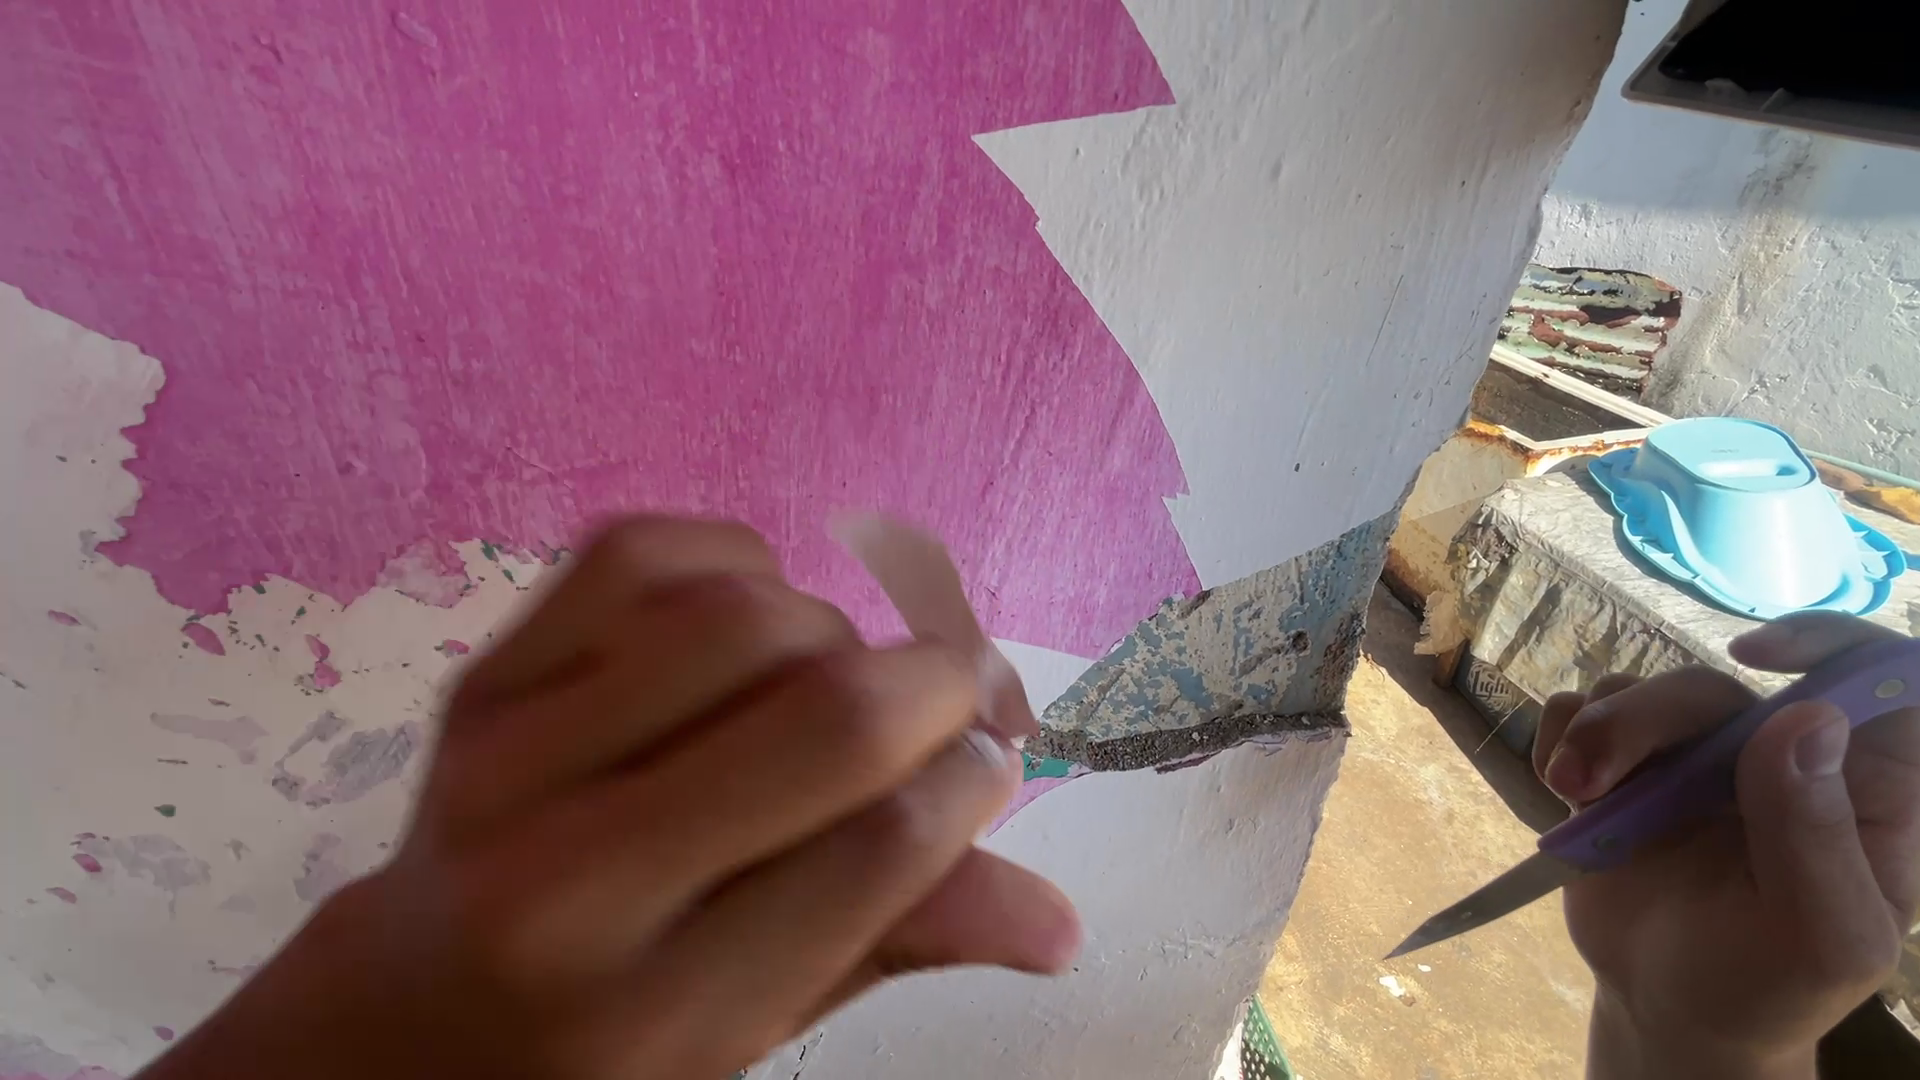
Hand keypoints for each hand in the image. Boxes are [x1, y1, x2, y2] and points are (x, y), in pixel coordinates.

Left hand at [139, 518, 1081, 1079]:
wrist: (407, 1015)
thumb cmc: (614, 1034)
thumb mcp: (768, 1018)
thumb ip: (906, 940)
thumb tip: (1062, 922)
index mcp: (663, 1010)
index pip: (878, 849)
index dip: (971, 779)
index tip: (995, 757)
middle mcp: (572, 881)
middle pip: (827, 715)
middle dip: (940, 681)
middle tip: (968, 690)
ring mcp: (508, 755)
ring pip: (747, 614)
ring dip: (833, 630)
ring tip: (837, 674)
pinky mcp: (483, 671)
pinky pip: (649, 551)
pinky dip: (737, 563)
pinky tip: (748, 621)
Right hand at [1534, 612, 1919, 1079]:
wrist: (1664, 1000)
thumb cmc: (1766, 982)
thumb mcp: (1820, 933)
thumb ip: (1816, 832)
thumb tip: (1803, 719)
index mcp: (1855, 790)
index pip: (1875, 680)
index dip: (1826, 644)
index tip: (1754, 655)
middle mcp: (1766, 757)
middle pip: (1703, 683)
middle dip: (1636, 720)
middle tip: (1589, 781)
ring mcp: (1679, 759)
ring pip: (1625, 689)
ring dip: (1587, 736)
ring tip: (1572, 795)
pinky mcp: (1610, 765)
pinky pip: (1569, 712)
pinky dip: (1554, 741)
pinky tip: (1562, 792)